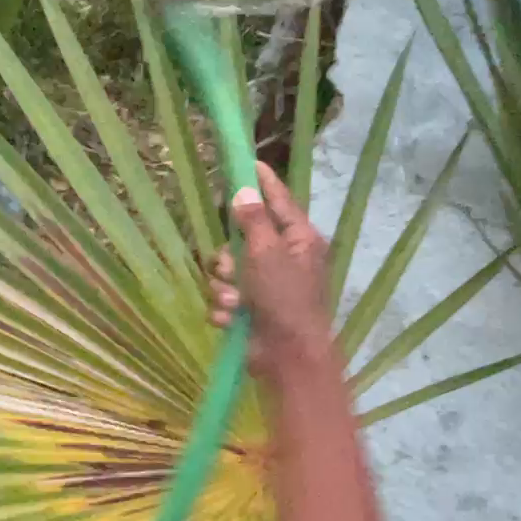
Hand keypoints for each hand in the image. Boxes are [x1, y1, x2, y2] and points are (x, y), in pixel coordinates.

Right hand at [206, 162, 333, 380]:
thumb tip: (244, 193)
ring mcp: (264, 288)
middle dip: (228, 257)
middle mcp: (281, 260)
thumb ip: (253, 223)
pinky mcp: (249, 312)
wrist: (288, 357)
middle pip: (241, 241)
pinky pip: (223, 300)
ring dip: (224, 288)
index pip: (279, 202)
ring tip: (236, 303)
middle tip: (230, 268)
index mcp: (297, 241)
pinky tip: (233, 320)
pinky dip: (225, 311)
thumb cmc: (286, 300)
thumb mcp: (267, 255)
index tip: (249, 163)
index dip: (263, 184)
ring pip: (226, 273)